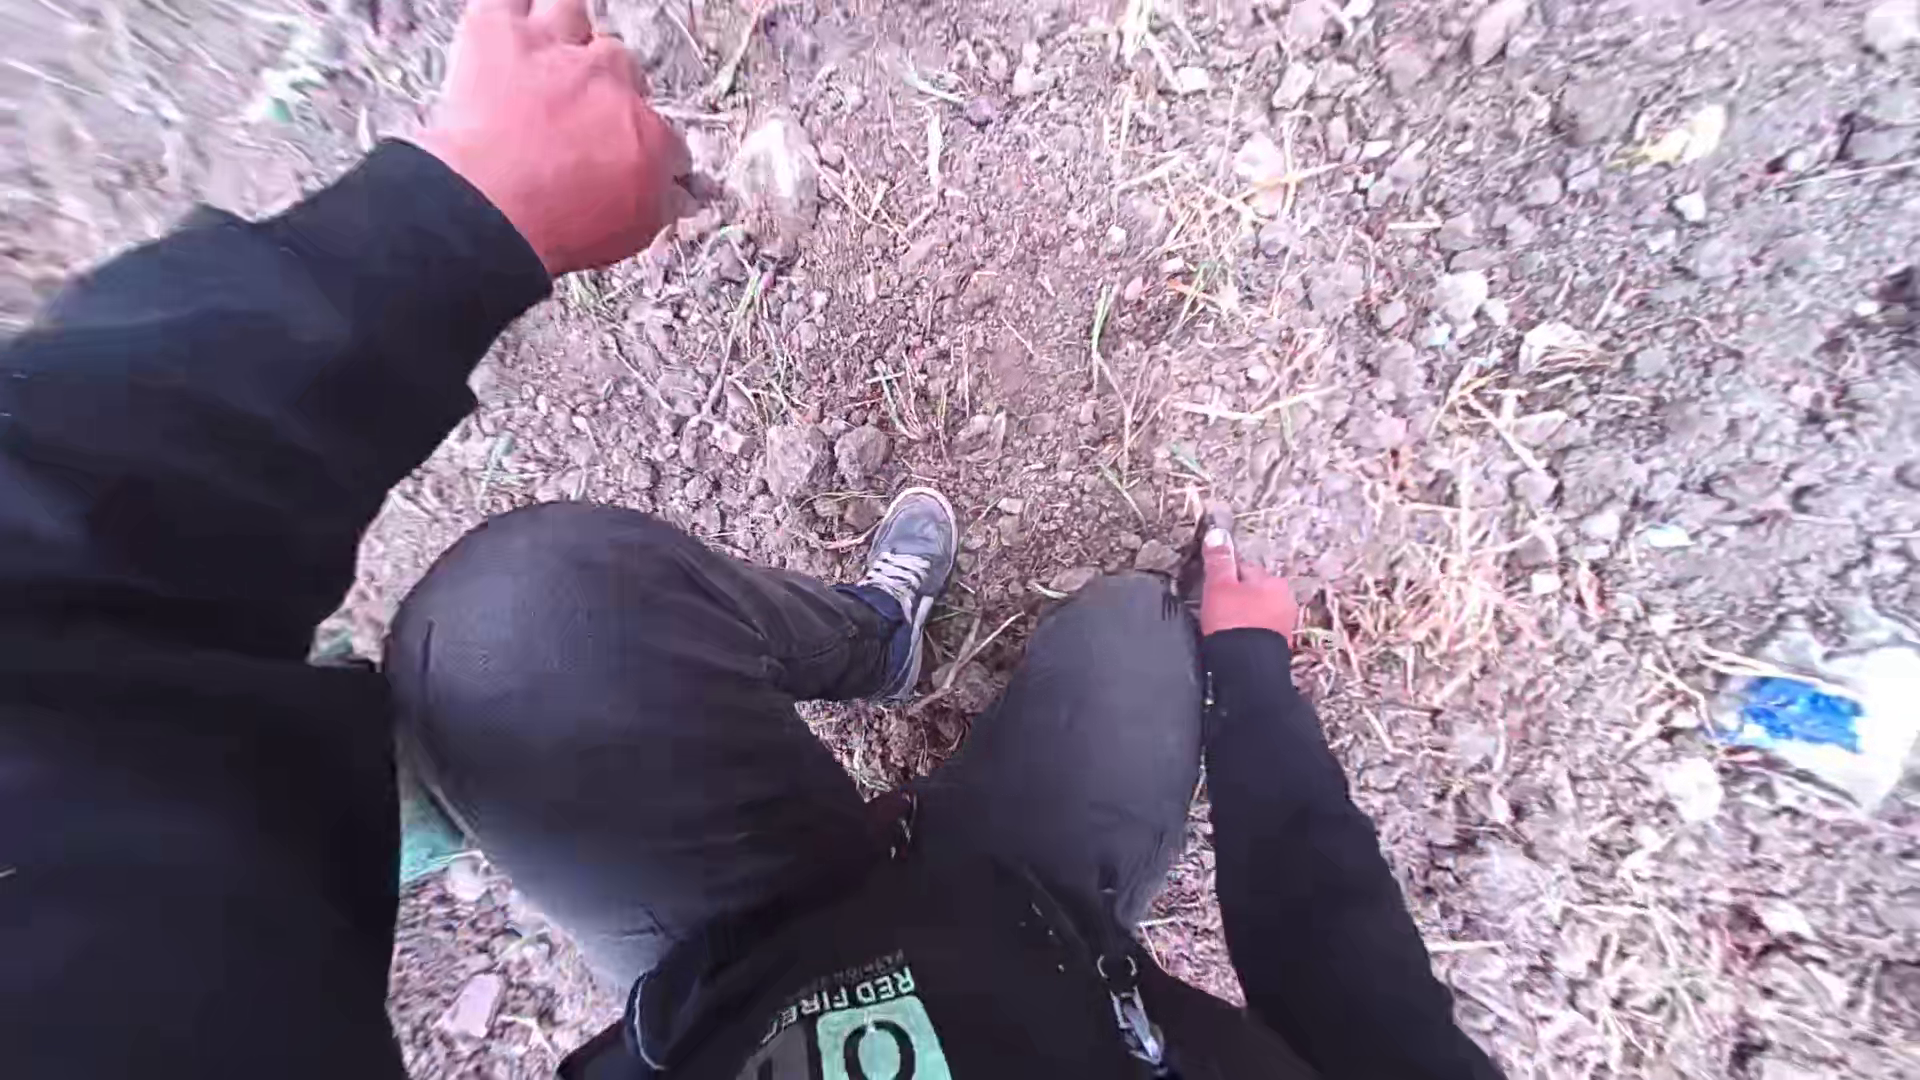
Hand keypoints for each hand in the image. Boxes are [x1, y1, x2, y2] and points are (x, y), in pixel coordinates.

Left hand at [413, 0, 691, 275]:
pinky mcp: (499, 29)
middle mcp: (611, 81)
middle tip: (594, 106)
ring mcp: (555, 49)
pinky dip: (515, 9)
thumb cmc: (569, 225)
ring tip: (557, 56)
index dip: (659, 151)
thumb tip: (683, 194)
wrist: (498, 206)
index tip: (643, 161)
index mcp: (651, 134)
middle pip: (623, 64)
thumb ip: (666, 203)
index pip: (670, 137)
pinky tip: (517, 28)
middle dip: (613, 84)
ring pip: (573, 12)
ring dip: (570, 31)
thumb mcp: (637, 229)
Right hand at [1199, 527, 1299, 642]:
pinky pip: (1261, 626)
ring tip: (1224, 625)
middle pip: (1252, 587)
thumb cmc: (1233, 622)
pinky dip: (1249, 629)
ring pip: (1257, 607)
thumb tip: (1218, 533)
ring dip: (1243, 612)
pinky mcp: (1280, 641)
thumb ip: (1219, 560)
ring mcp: (1284, 620)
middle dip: (1236, 594)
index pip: (1242, 567)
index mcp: (1270, 580)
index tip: (1210, 588)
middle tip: (1215, 608)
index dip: (1222, 576)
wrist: (1248, 667)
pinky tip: (1235, 637)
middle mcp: (1283, 597)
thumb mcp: (1219, 586)